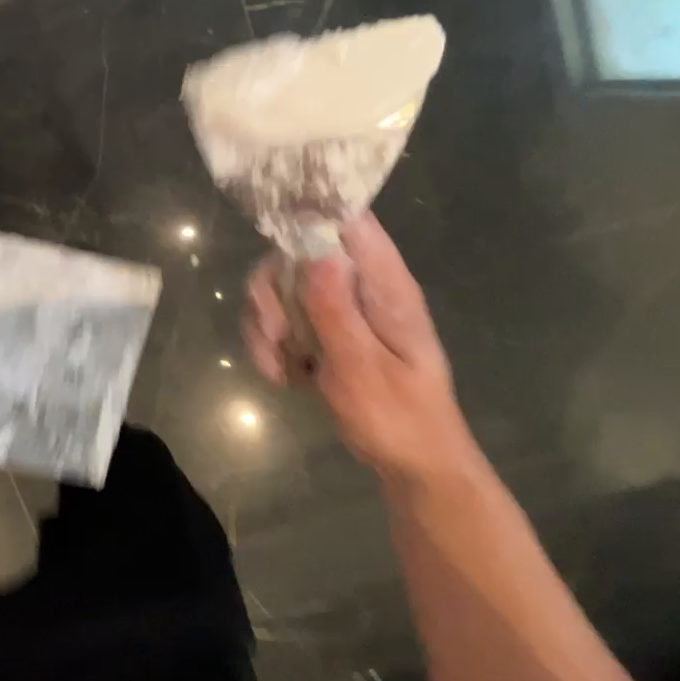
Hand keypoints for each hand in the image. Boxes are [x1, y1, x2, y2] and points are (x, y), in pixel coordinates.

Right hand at [243, 214, 478, 480]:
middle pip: (298, 256)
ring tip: (277, 366)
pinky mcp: (325, 333)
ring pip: (281, 291)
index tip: (274, 239)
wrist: (413, 465)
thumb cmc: (399, 419)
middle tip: (273, 333)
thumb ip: (338, 313)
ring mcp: (341, 310)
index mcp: (385, 287)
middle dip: (271, 293)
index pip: (351, 223)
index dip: (310, 214)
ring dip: (266, 327)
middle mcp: (362, 288)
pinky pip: (281, 322)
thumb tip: (320, 254)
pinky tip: (283, 376)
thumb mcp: (363, 370)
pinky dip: (272, 347)